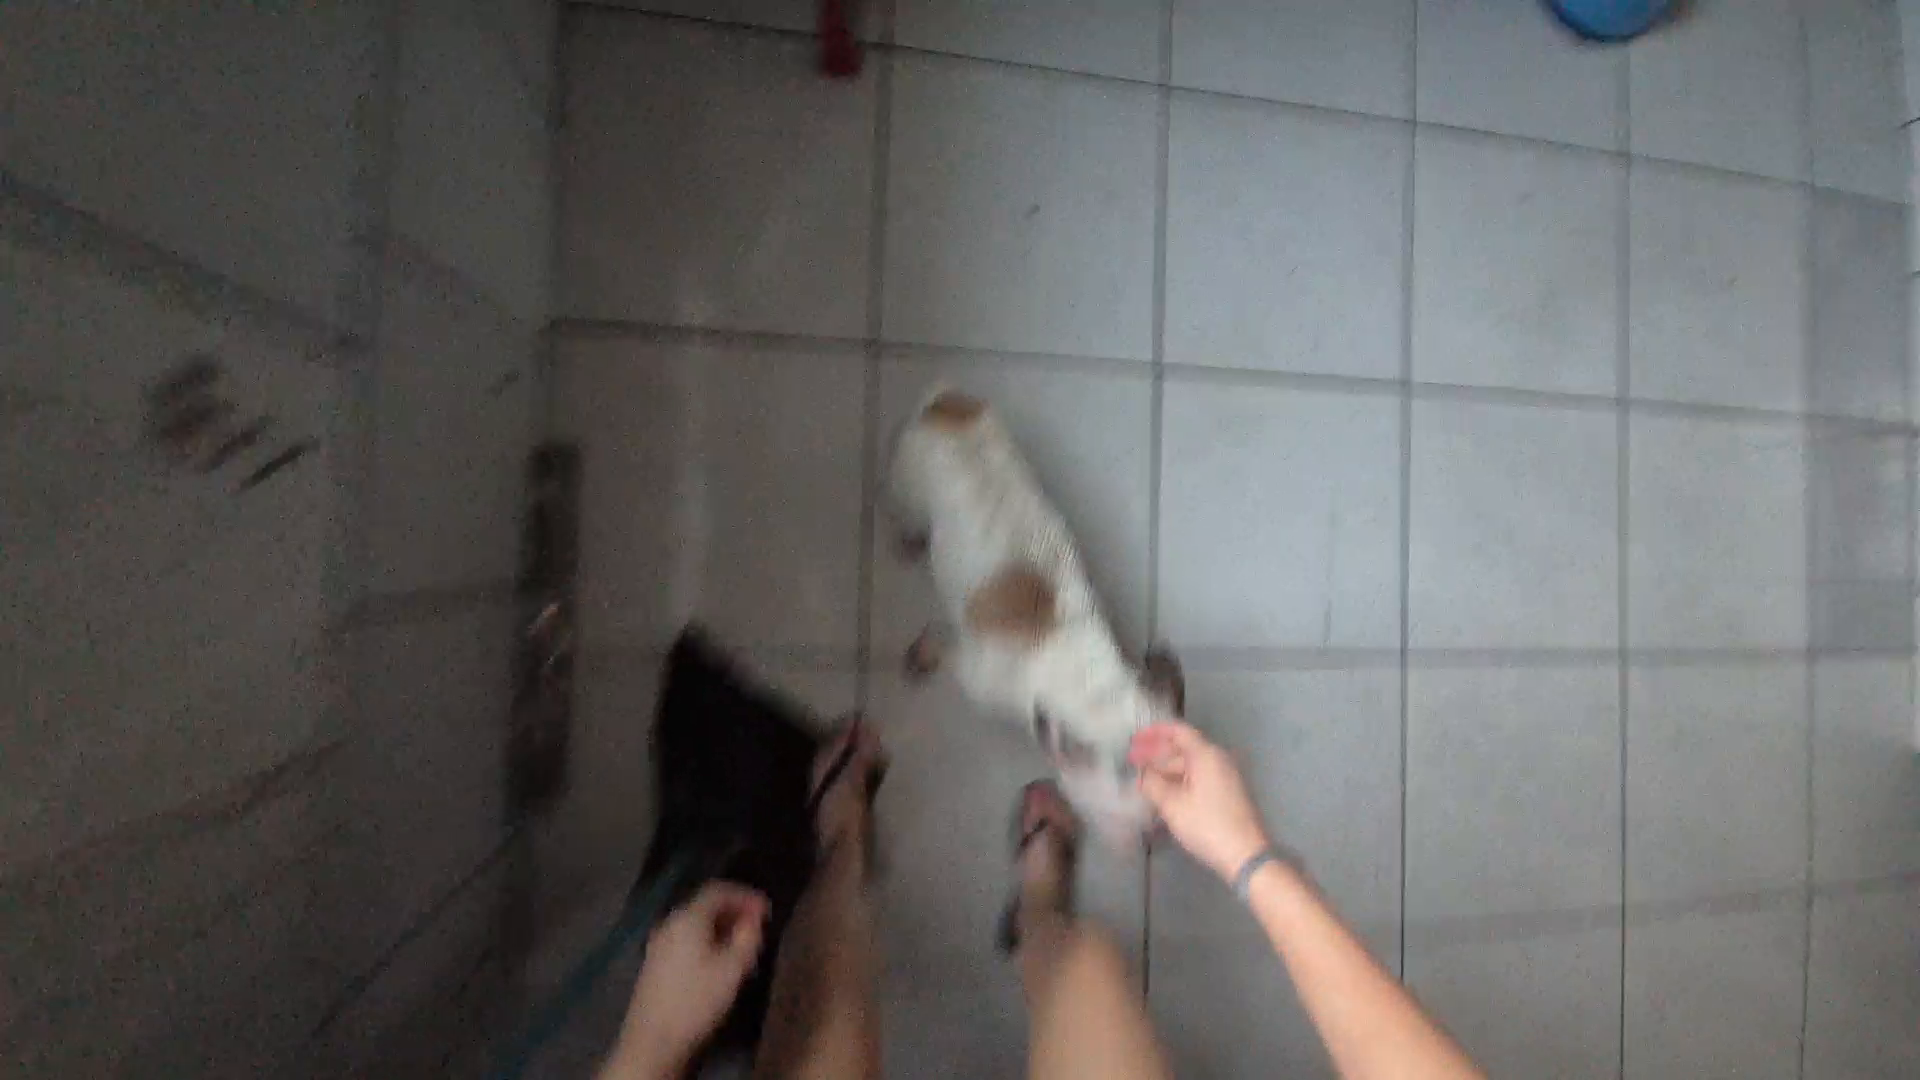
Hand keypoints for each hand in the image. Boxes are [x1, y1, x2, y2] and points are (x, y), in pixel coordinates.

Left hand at [604, 882, 768, 1079]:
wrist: (651, 1044)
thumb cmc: (696, 1001)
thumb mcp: (734, 968)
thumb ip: (749, 936)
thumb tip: (755, 917)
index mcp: (688, 917)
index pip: (719, 890)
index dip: (745, 895)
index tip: (765, 910)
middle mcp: (670, 923)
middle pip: (705, 905)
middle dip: (733, 911)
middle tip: (755, 926)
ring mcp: (658, 944)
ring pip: (695, 923)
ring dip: (720, 927)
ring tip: (740, 944)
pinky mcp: (653, 964)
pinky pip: (685, 939)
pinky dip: (705, 940)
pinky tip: (716, 961)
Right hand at [1130, 721, 1271, 882]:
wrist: (1246, 857)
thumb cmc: (1207, 825)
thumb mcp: (1172, 804)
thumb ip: (1152, 783)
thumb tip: (1142, 773)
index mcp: (1205, 754)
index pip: (1177, 731)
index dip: (1154, 732)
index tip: (1134, 740)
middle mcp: (1218, 759)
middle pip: (1183, 747)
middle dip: (1156, 753)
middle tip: (1132, 761)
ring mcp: (1225, 776)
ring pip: (1190, 764)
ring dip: (1166, 769)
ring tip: (1144, 779)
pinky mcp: (1227, 793)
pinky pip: (1198, 776)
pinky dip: (1179, 779)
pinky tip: (1163, 792)